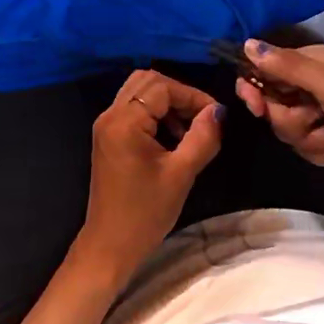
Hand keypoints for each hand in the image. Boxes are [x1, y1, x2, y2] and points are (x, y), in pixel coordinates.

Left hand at [74, 71, 222, 277]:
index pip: (161, 86)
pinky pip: (133, 110)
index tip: (216, 116)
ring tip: (190, 132)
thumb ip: (202, 137)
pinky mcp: (108, 137)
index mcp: (123, 122)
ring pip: (139, 93)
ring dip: (167, 104)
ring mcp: (105, 125)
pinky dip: (154, 115)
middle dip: (178, 94)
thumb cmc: (145, 212)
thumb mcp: (181, 174)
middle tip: (202, 119)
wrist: (111, 242)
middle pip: (146, 81)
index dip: (192, 95)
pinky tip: (173, 139)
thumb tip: (219, 111)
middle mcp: (109, 115)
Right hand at [239, 41, 323, 191]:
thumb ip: (285, 66)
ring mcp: (321, 115)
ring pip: (287, 130)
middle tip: (313, 118)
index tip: (257, 105)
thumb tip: (246, 44)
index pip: (263, 70)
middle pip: (272, 105)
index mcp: (311, 63)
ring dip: (312, 138)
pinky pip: (305, 149)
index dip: (254, 88)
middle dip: (290, 119)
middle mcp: (312, 86)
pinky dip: (323, 152)